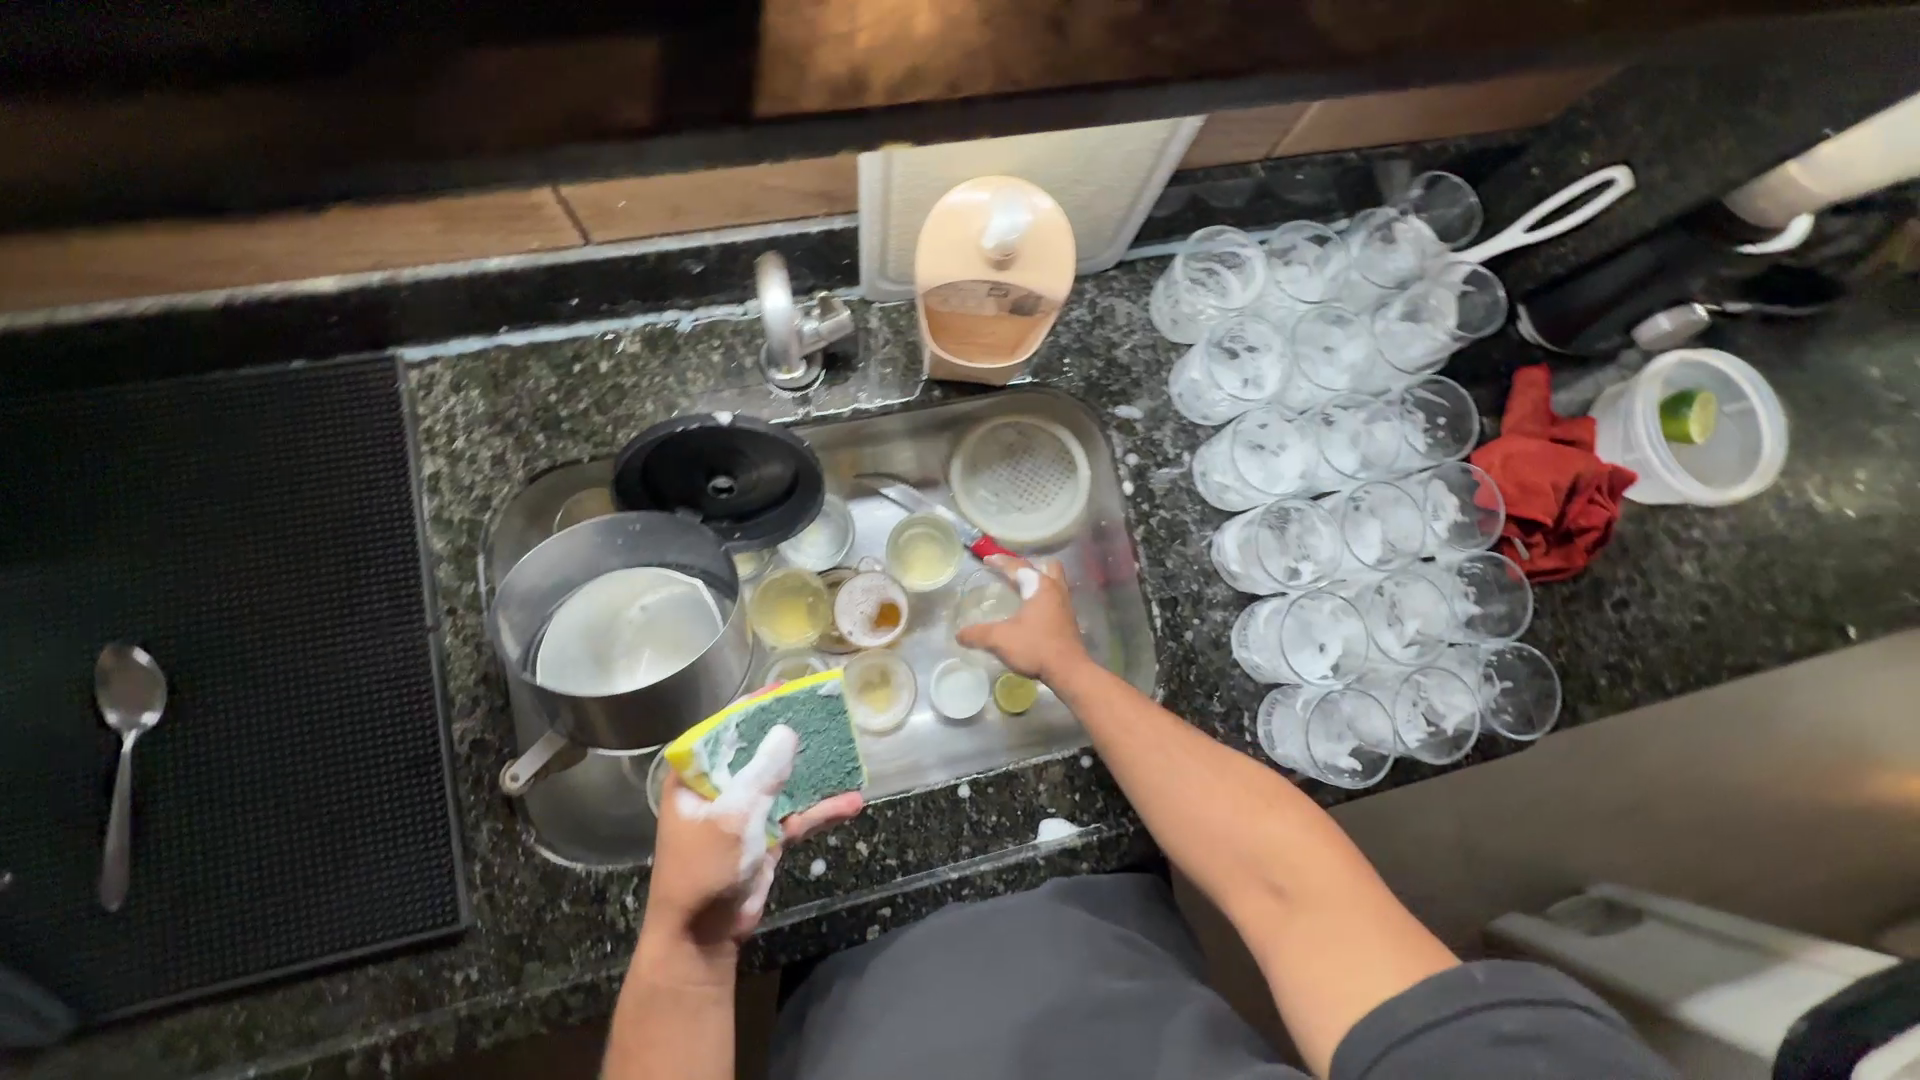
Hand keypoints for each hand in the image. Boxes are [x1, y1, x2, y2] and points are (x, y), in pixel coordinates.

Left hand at [645, 725, 863, 948]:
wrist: (702, 936)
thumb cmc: (703, 870)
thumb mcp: (732, 817)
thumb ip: (762, 774)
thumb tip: (787, 732)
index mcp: (695, 777)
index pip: (724, 731)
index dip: (753, 709)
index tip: (784, 690)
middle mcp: (719, 788)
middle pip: (758, 752)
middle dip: (790, 735)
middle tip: (822, 712)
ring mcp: (745, 812)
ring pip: (783, 781)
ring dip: (812, 772)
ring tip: (845, 749)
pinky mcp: (766, 836)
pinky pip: (797, 814)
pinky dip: (821, 810)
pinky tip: (851, 803)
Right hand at [954, 557, 1091, 684]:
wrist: (1069, 670)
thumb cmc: (1035, 647)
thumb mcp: (1000, 640)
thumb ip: (978, 634)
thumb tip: (959, 634)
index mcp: (1039, 586)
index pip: (1018, 567)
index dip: (1000, 562)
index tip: (987, 559)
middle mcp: (1056, 590)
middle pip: (1046, 567)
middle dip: (1028, 567)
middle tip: (1012, 573)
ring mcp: (1066, 605)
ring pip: (1054, 582)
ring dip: (1039, 581)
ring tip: (1022, 590)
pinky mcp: (1069, 620)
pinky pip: (1056, 598)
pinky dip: (1043, 598)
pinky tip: (1032, 611)